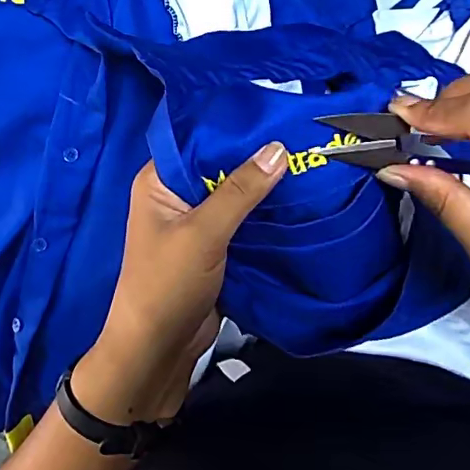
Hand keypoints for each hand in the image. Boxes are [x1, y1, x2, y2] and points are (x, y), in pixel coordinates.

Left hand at [76, 144, 286, 424]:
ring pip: (235, 197)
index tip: (276, 118)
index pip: (196, 141)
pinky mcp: (215, 248)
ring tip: (311, 166)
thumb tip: (278, 148)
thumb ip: (240, 191)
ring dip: (266, 189)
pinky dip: (266, 217)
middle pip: (219, 169)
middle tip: (304, 140)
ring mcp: (195, 224)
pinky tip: (300, 204)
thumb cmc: (167, 284)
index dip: (233, 130)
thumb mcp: (203, 232)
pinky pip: (243, 224)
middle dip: (256, 160)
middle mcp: (175, 196)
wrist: (158, 351)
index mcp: (158, 182)